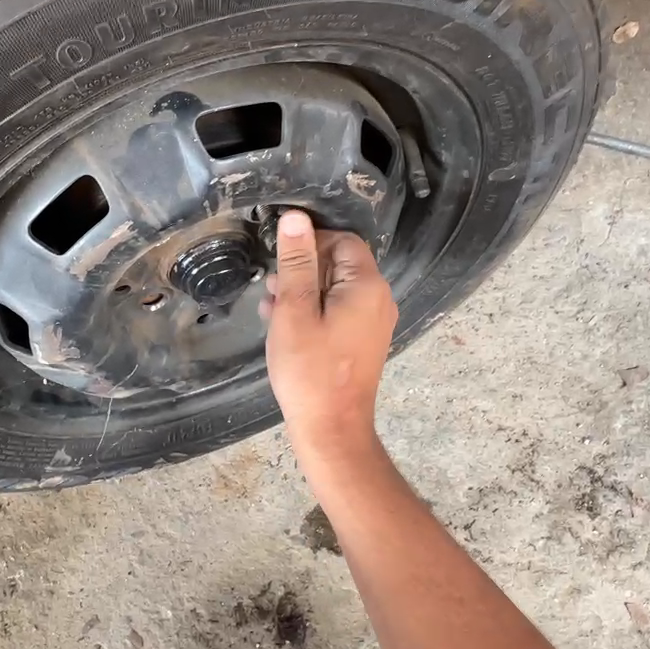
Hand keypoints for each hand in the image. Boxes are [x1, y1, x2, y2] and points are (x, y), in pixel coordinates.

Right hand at [261, 210, 397, 459]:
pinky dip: (313, 311)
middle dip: (302, 269)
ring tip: (270, 308)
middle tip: (271, 288)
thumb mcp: (294, 310)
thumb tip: (296, 218)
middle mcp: (378, 299)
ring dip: (302, 291)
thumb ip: (296, 262)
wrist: (332, 429)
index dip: (310, 243)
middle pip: (340, 263)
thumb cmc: (309, 369)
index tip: (280, 259)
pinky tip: (284, 326)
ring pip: (335, 288)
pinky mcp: (363, 341)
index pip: (343, 240)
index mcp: (367, 286)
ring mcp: (373, 323)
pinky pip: (338, 311)